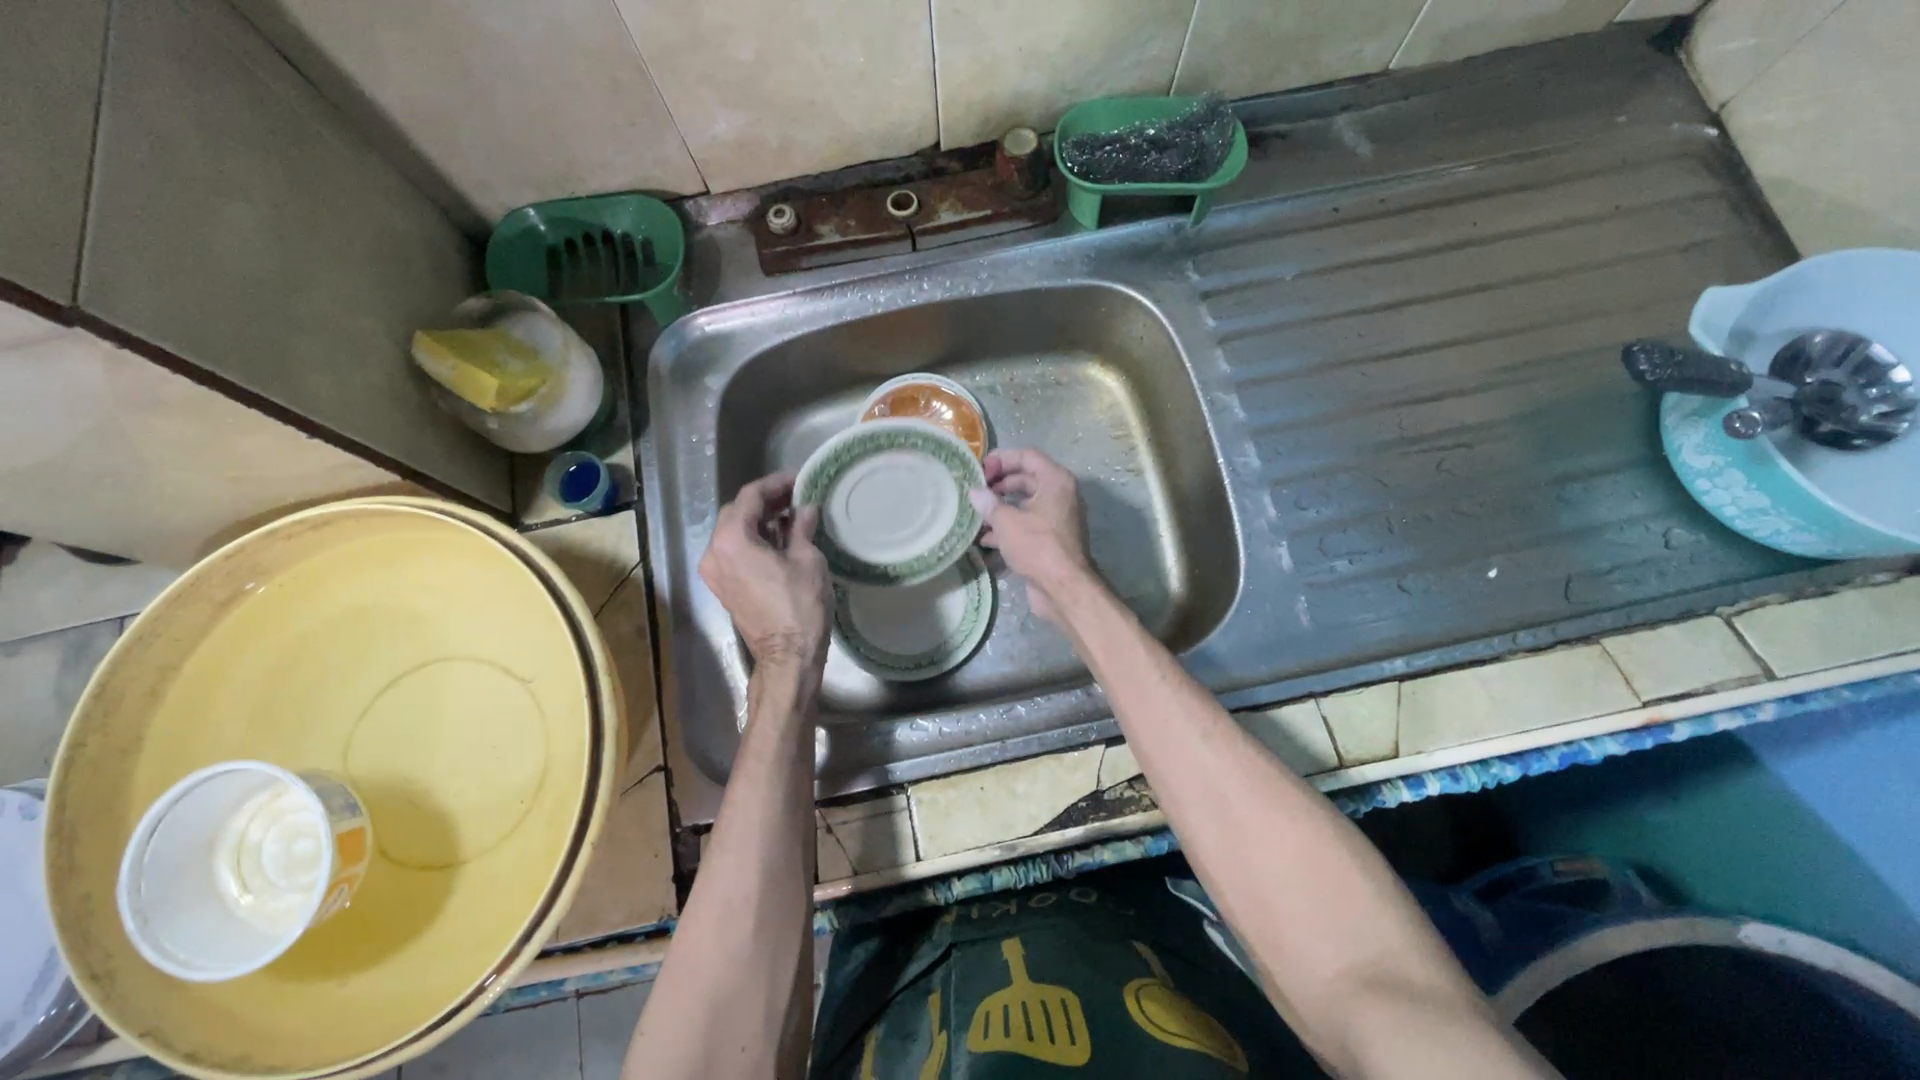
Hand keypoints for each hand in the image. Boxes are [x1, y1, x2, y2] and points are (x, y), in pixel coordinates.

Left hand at [699, 474, 830, 671]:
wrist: (787, 656)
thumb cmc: (800, 606)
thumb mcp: (808, 560)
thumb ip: (801, 528)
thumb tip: (805, 509)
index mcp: (732, 539)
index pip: (750, 496)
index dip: (775, 483)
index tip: (798, 478)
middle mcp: (714, 552)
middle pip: (736, 512)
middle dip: (765, 501)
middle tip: (796, 496)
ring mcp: (714, 572)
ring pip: (733, 532)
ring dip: (759, 521)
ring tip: (791, 517)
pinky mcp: (722, 587)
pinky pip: (734, 552)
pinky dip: (753, 541)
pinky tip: (779, 540)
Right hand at [969, 448, 1094, 624]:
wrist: (1064, 588)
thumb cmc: (1037, 546)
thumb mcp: (1007, 522)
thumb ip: (989, 503)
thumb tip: (975, 492)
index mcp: (1055, 481)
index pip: (1027, 456)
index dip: (1002, 459)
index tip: (980, 470)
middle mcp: (1060, 495)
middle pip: (1026, 479)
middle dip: (999, 485)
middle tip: (976, 493)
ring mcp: (1057, 518)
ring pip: (1025, 504)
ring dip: (1001, 508)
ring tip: (976, 515)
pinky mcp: (1052, 539)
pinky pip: (1028, 524)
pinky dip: (1009, 528)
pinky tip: (986, 539)